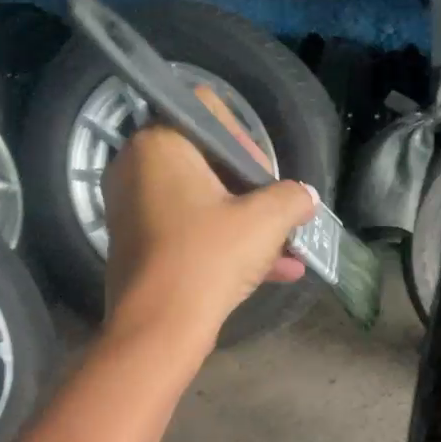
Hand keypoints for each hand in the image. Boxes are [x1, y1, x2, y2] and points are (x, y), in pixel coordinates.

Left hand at [101, 90, 313, 342]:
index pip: (209, 113)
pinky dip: (226, 245)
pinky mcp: (139, 245)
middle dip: (253, 192)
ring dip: (247, 224)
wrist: (159, 328)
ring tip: (288, 252)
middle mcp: (137, 167)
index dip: (247, 142)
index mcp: (160, 144)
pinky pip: (191, 232)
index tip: (267, 181)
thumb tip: (306, 195)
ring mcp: (134, 208)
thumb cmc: (209, 258)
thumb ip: (291, 199)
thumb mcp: (264, 222)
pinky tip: (275, 272)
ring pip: (203, 203)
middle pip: (208, 162)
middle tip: (279, 219)